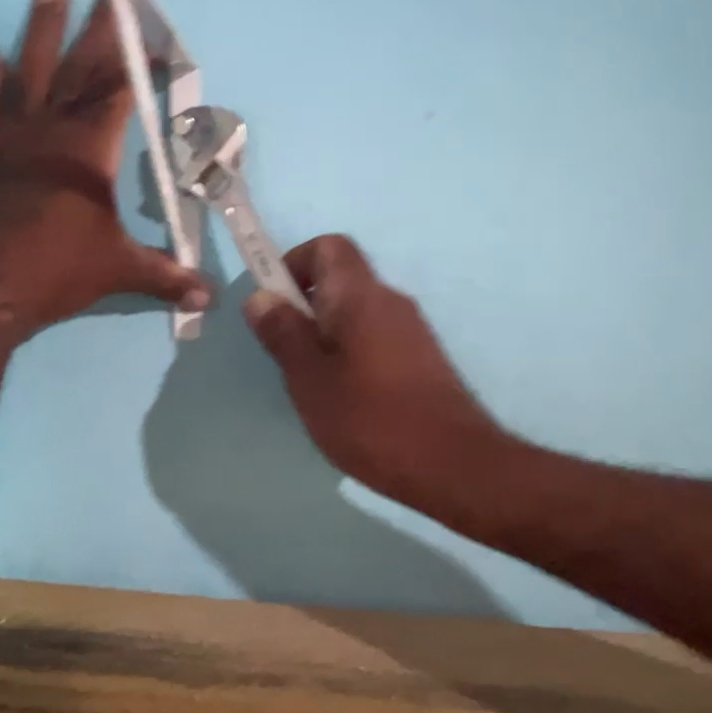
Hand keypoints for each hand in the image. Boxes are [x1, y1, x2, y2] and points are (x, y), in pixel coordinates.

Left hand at [0, 0, 209, 334]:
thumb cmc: (53, 272)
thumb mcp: (117, 271)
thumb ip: (163, 276)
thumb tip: (208, 297)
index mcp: (90, 150)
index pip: (121, 92)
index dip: (140, 63)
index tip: (157, 41)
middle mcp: (49, 131)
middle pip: (79, 68)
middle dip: (98, 28)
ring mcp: (9, 141)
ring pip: (28, 72)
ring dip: (40, 31)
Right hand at [243, 234, 525, 518]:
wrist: (451, 465)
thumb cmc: (369, 419)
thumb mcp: (309, 378)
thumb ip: (283, 334)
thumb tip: (260, 296)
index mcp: (360, 296)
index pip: (328, 246)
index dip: (293, 262)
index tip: (272, 302)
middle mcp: (390, 301)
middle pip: (340, 281)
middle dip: (303, 307)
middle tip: (283, 354)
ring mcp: (410, 331)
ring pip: (355, 315)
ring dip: (324, 336)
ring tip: (310, 384)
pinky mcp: (420, 361)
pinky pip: (373, 339)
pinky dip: (348, 355)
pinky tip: (342, 400)